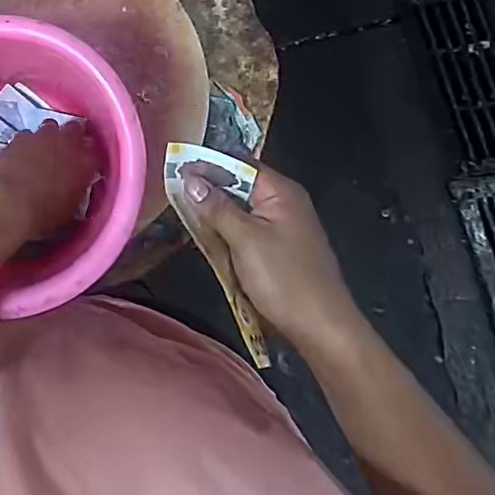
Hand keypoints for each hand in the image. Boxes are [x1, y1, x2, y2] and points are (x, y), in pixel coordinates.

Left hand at [0, 122, 99, 236]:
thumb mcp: (72, 204)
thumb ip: (77, 185)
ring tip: (41, 149)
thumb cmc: (48, 212)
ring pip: (49, 126)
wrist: (14, 205)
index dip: (88, 151)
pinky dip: (26, 143)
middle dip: (71, 134)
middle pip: (74, 128)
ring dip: (48, 136)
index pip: (95, 148)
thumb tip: (75, 181)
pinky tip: (21, 154)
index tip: (84, 157)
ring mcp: (42, 136)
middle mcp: (67, 142)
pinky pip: (26, 135)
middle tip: (64, 147)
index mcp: (86, 161)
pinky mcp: (20, 137)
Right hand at [176, 161, 364, 352]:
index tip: (174, 167)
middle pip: (238, 185)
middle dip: (208, 189)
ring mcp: (281, 226)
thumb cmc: (285, 280)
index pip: (238, 164)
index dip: (207, 164)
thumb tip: (190, 178)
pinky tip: (206, 237)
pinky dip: (225, 231)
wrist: (322, 330)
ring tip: (183, 211)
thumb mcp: (245, 240)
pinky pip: (244, 229)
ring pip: (238, 209)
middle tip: (172, 190)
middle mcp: (283, 203)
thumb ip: (216, 207)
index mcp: (281, 192)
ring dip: (214, 213)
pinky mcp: (277, 247)